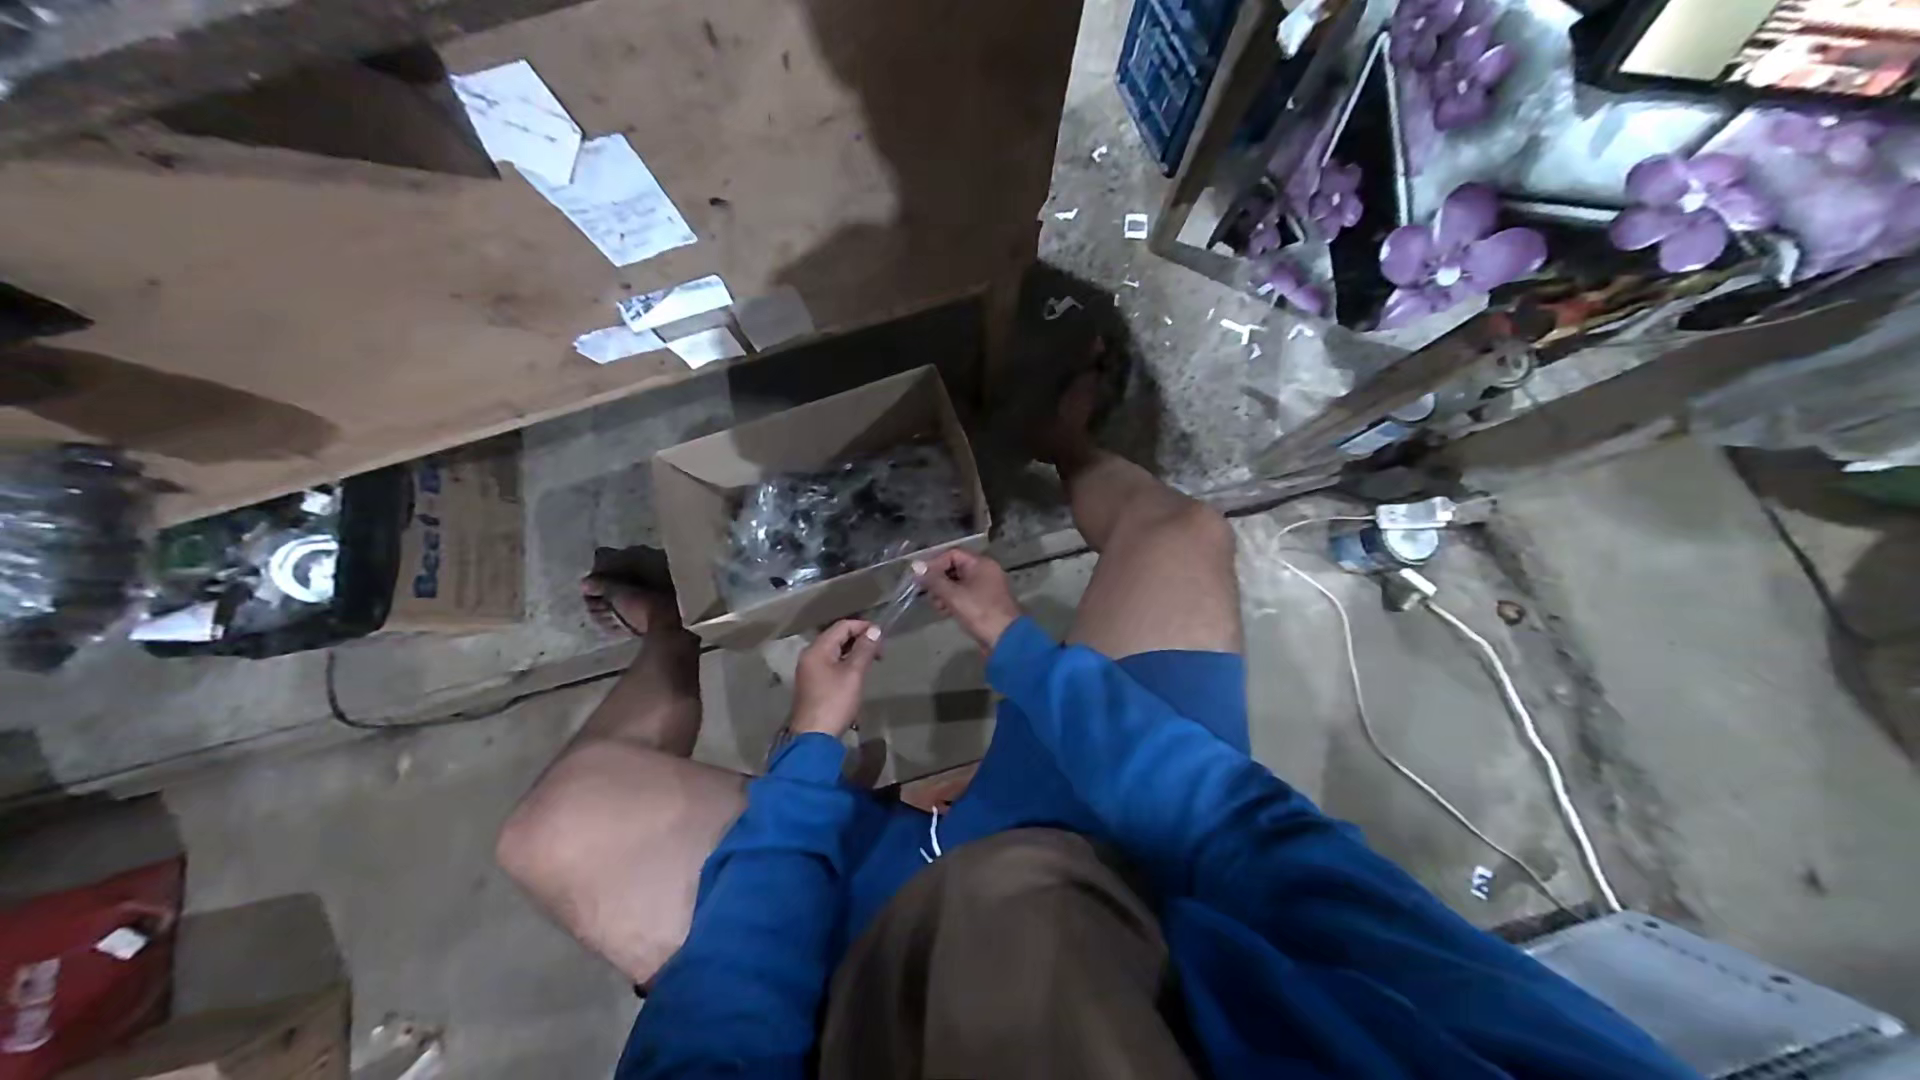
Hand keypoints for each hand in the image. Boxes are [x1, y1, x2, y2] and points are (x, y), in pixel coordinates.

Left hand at [790, 619, 882, 736]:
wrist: (814, 738)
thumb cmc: (835, 702)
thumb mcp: (853, 674)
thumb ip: (864, 649)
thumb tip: (875, 630)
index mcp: (817, 649)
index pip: (842, 626)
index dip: (863, 627)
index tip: (882, 637)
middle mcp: (810, 655)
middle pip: (837, 637)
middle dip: (860, 640)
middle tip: (880, 652)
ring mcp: (810, 670)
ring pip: (835, 651)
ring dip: (854, 652)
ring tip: (872, 662)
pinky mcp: (813, 683)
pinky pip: (831, 664)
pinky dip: (846, 663)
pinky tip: (857, 673)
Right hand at [915, 550, 1021, 651]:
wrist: (1005, 639)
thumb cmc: (979, 612)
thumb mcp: (953, 595)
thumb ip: (933, 580)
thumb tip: (916, 567)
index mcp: (981, 564)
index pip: (953, 554)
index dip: (935, 564)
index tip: (921, 578)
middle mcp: (985, 572)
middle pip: (954, 569)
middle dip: (938, 581)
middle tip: (929, 595)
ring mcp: (986, 588)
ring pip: (958, 584)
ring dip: (944, 593)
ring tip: (938, 607)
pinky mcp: (985, 603)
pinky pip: (964, 596)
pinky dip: (953, 601)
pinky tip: (946, 613)